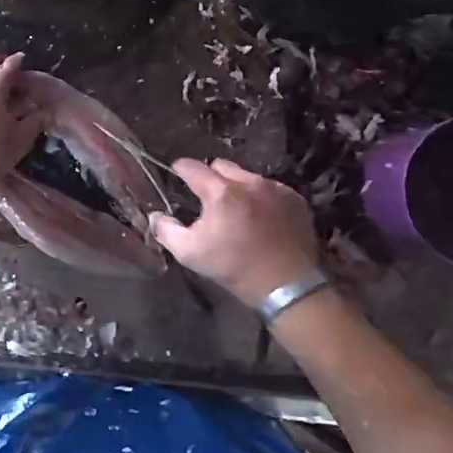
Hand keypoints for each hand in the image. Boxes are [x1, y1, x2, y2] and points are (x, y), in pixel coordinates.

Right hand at [149, 159, 317, 305]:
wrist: (288, 286)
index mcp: (221, 193)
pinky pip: (270, 188)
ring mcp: (276, 190)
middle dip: (211, 177)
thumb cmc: (234, 267)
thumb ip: (166, 230)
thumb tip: (156, 215)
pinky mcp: (296, 200)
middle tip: (208, 199)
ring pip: (247, 176)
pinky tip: (261, 218)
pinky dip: (261, 197)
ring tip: (237, 210)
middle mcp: (250, 183)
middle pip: (221, 166)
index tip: (177, 175)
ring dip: (237, 187)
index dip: (180, 169)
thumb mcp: (190, 253)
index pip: (192, 167)